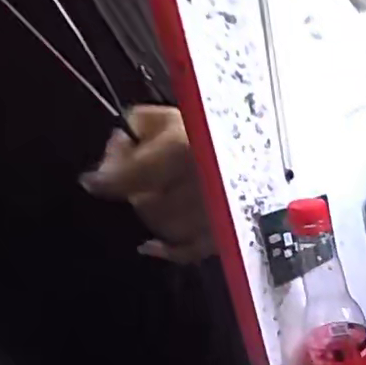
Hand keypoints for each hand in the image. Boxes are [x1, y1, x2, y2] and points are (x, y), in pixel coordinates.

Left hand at [79, 105, 214, 262]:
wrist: (273, 158)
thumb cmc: (224, 133)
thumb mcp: (179, 112)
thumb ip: (142, 124)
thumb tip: (123, 142)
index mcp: (188, 152)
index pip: (131, 176)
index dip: (107, 179)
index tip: (93, 181)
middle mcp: (201, 188)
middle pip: (146, 204)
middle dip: (134, 191)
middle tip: (133, 178)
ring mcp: (217, 217)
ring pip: (165, 227)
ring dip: (153, 214)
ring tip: (158, 198)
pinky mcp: (229, 235)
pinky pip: (191, 252)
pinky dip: (169, 250)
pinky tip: (151, 247)